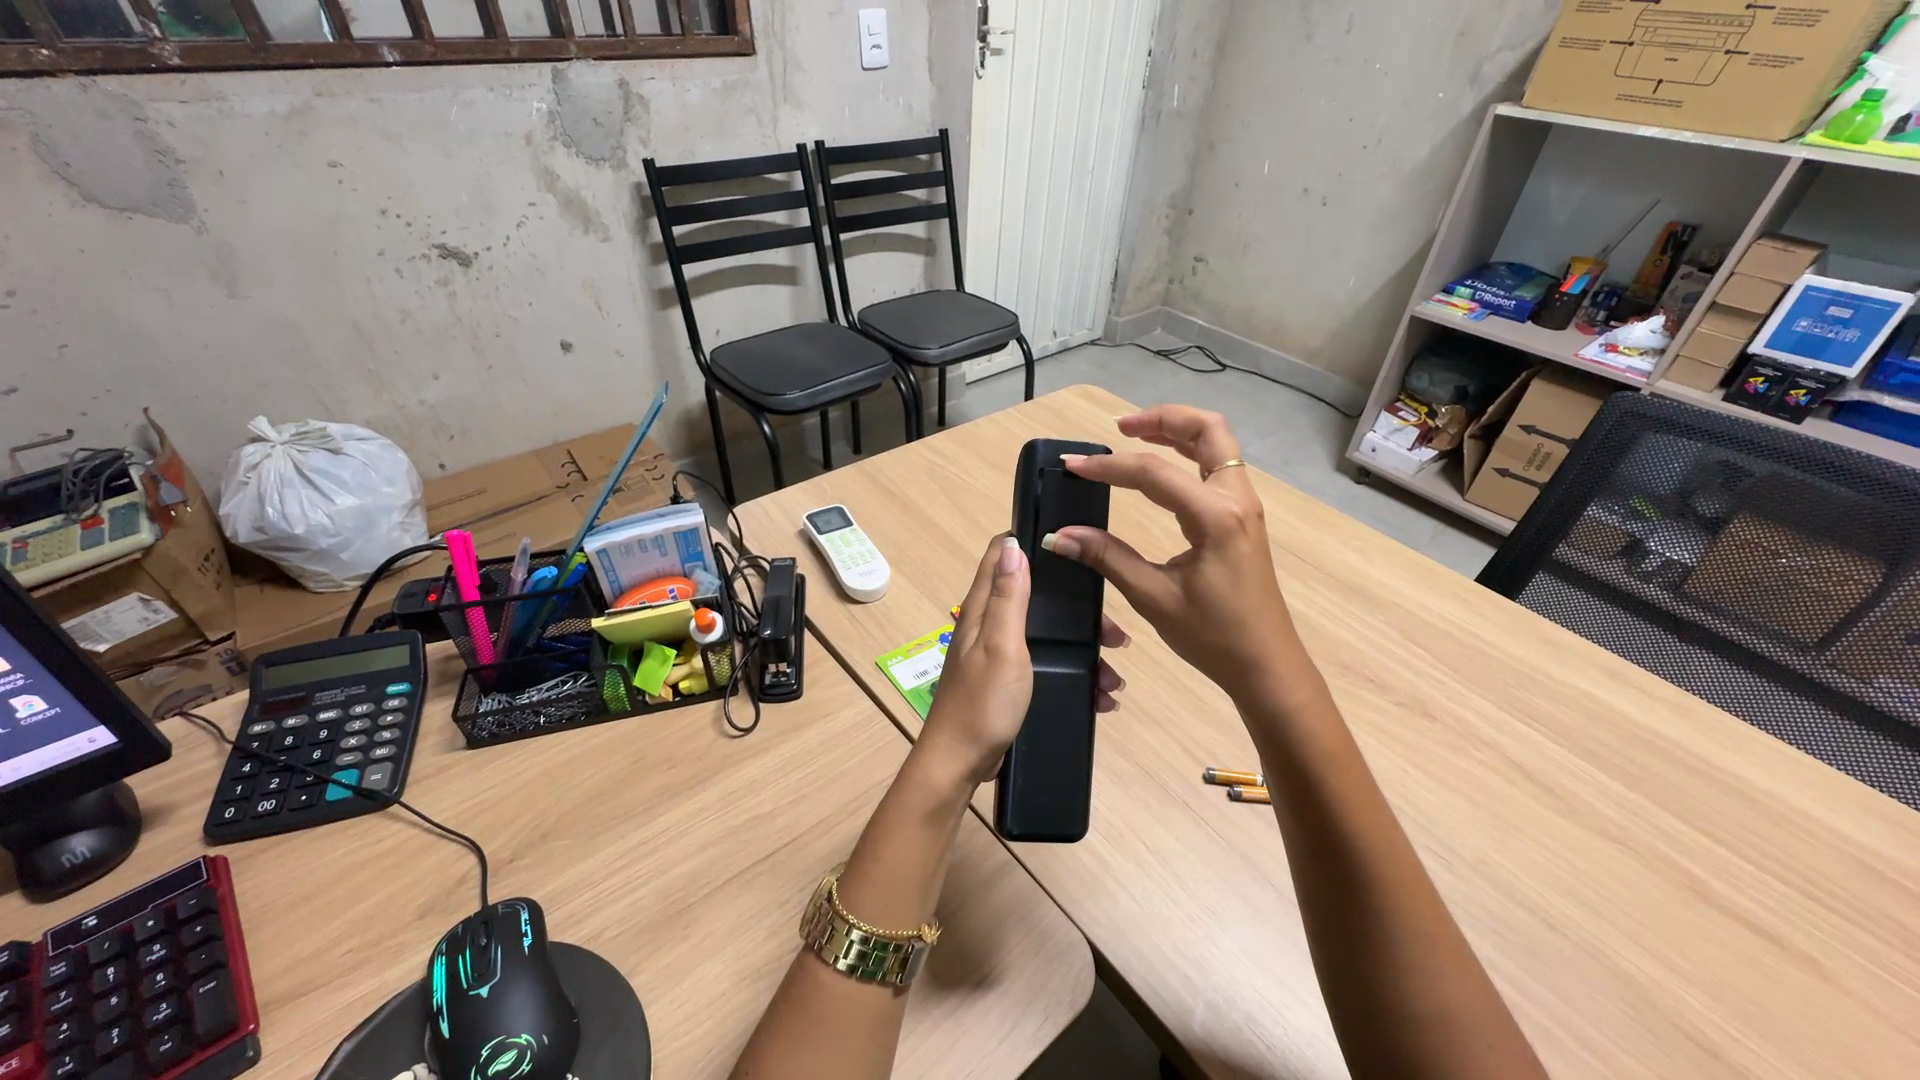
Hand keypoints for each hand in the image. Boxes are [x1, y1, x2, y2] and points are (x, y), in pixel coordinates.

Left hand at [922, 534, 1127, 784]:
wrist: (961, 763)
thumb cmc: (983, 702)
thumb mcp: (1000, 645)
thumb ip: (1008, 597)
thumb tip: (1013, 543)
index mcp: (983, 609)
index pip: (1001, 555)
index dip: (1031, 542)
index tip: (1074, 546)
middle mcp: (990, 625)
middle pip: (1039, 599)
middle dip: (1079, 611)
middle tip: (1114, 633)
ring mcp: (1000, 655)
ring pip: (1050, 638)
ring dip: (1084, 651)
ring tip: (1113, 676)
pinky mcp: (1010, 683)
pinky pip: (1050, 668)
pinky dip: (1075, 677)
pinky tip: (1099, 696)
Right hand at [1042, 407, 1291, 702]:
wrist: (1265, 664)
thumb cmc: (1213, 636)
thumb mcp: (1154, 597)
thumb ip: (1107, 558)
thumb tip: (1058, 536)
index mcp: (1216, 517)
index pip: (1155, 474)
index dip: (1109, 467)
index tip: (1073, 466)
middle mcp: (1236, 499)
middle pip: (1208, 430)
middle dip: (1163, 419)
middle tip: (1120, 428)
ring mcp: (1244, 506)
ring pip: (1218, 444)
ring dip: (1178, 432)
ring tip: (1135, 436)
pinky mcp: (1242, 518)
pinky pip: (1219, 467)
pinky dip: (1189, 454)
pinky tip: (1160, 469)